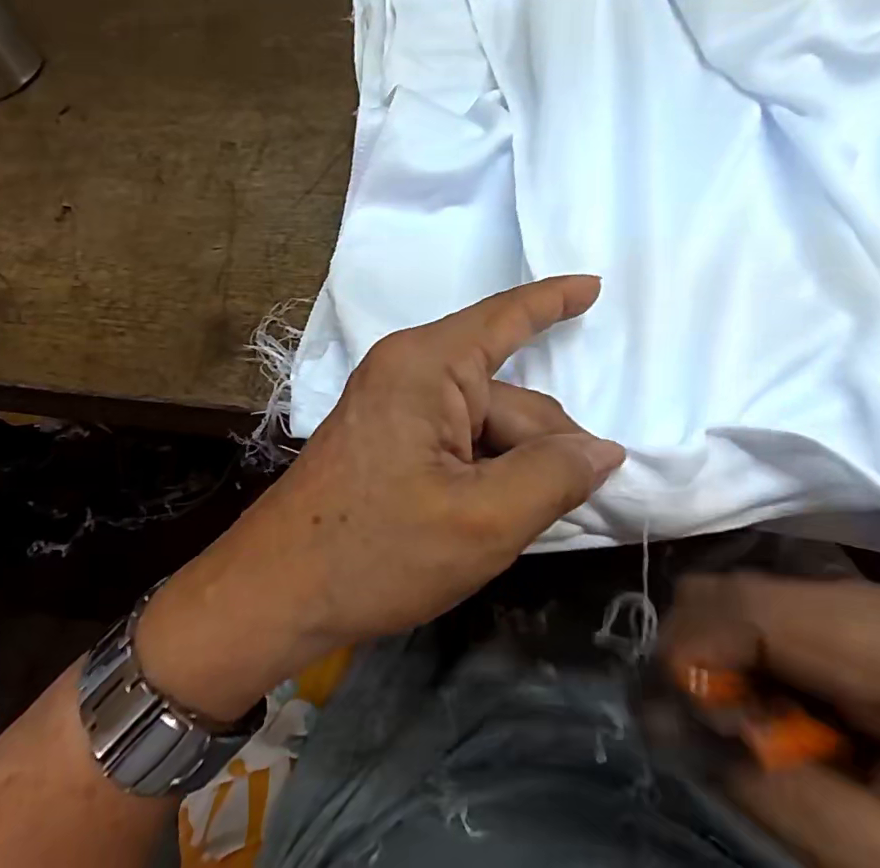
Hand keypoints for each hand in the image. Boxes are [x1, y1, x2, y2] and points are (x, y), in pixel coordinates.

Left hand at [136, 276, 625, 721]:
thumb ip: (554, 476)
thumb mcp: (483, 520)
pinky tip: (490, 518)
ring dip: (514, 472)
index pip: (506, 318)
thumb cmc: (376, 552)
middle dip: (546, 449)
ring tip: (517, 526)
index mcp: (427, 366)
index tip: (595, 285)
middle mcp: (409, 374)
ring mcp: (394, 410)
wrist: (275, 595)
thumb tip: (604, 450)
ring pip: (486, 431)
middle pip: (508, 400)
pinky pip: (459, 447)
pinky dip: (487, 477)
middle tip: (574, 504)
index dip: (555, 301)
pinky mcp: (387, 443)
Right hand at [662, 575, 879, 867]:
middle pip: (785, 594)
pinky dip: (792, 658)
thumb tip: (663, 710)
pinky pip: (829, 619)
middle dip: (722, 649)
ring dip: (755, 654)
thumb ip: (766, 781)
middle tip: (709, 721)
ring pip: (797, 598)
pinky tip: (812, 715)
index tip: (658, 696)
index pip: (783, 610)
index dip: (699, 641)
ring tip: (764, 727)